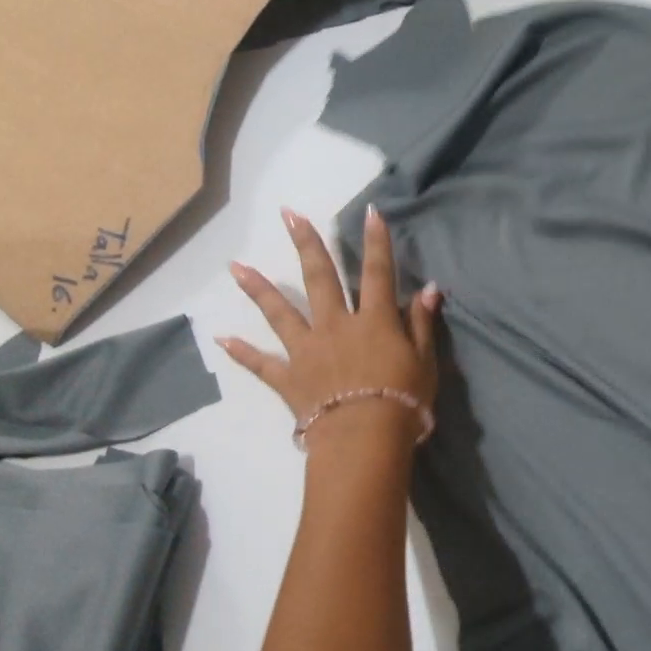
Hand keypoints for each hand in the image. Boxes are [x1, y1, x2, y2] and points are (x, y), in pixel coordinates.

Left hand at [219, 206, 443, 447]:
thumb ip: (421, 323)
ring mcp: (307, 349)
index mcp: (374, 320)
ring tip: (236, 266)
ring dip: (259, 288)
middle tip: (289, 215)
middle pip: (320, 279)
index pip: (377, 273)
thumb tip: (428, 288)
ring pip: (280, 312)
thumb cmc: (404, 399)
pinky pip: (261, 363)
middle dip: (307, 244)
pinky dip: (242, 352)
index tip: (369, 213)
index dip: (376, 242)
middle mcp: (336, 325)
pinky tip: (221, 339)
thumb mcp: (425, 360)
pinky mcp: (287, 377)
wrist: (364, 436)